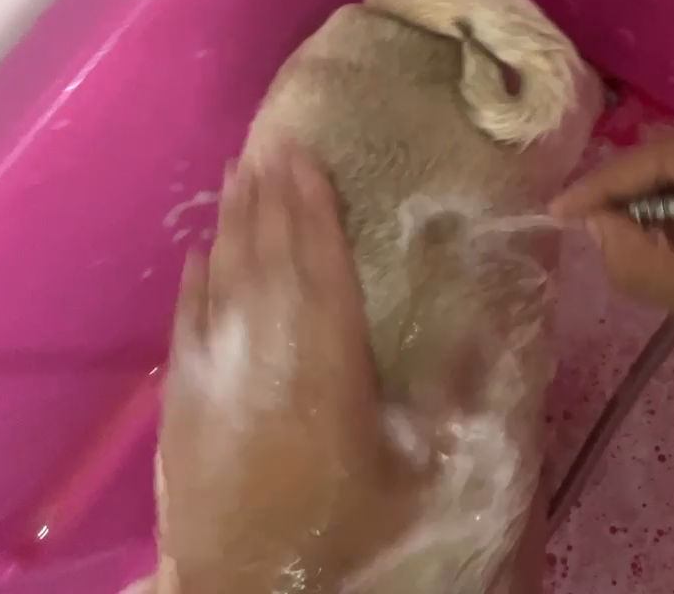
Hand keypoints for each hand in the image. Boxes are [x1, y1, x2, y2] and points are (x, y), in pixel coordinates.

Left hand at [158, 145, 412, 592]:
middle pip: (266, 265)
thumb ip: (456, 394)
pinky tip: (198, 251)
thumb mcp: (423, 473)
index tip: (306, 159)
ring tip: (239, 171)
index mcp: (326, 372)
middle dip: (269, 199)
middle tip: (270, 142)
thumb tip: (492, 323)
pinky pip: (186, 328)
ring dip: (232, 225)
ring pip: (222, 284)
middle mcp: (264, 364)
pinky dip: (194, 283)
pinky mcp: (180, 412)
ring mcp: (214, 385)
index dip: (313, 212)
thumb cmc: (349, 532)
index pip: (319, 272)